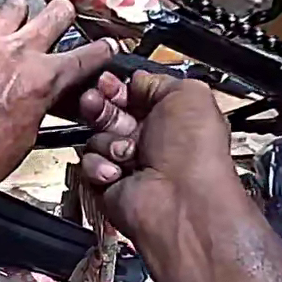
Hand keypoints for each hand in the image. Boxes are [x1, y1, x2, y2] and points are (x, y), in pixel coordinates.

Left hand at [0, 0, 116, 208]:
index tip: (104, 47)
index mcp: (41, 80)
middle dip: (64, 19)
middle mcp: (15, 54)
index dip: (101, 51)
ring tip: (19, 28)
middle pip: (57, 11)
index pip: (86, 55)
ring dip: (22, 17)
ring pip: (16, 5)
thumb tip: (46, 94)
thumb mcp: (27, 137)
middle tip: (60, 26)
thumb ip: (42, 103)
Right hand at [75, 70, 253, 242]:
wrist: (179, 201)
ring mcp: (126, 163)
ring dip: (107, 142)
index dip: (116, 87)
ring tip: (126, 151)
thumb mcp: (188, 95)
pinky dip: (100, 166)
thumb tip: (137, 79)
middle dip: (100, 107)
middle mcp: (147, 141)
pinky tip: (117, 172)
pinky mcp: (108, 183)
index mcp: (168, 118)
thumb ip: (159, 81)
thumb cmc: (194, 154)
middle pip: (108, 115)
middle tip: (94, 103)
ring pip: (94, 139)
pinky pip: (88, 165)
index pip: (130, 95)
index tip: (107, 83)